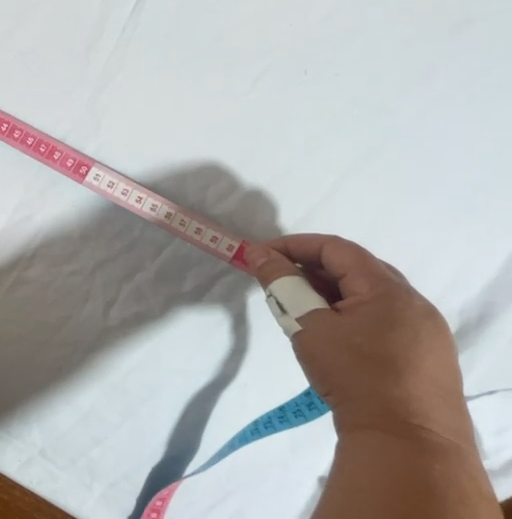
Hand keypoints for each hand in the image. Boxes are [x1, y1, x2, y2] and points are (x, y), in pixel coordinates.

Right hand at [247, 235, 473, 448]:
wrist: (408, 441)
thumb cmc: (354, 374)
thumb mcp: (307, 323)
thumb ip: (282, 282)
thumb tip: (259, 253)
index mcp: (390, 292)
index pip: (337, 249)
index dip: (294, 245)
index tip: (259, 257)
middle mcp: (416, 305)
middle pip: (356, 268)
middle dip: (310, 268)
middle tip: (277, 281)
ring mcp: (427, 332)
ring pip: (369, 294)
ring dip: (329, 292)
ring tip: (299, 308)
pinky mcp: (427, 354)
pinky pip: (384, 316)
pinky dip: (350, 312)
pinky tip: (331, 332)